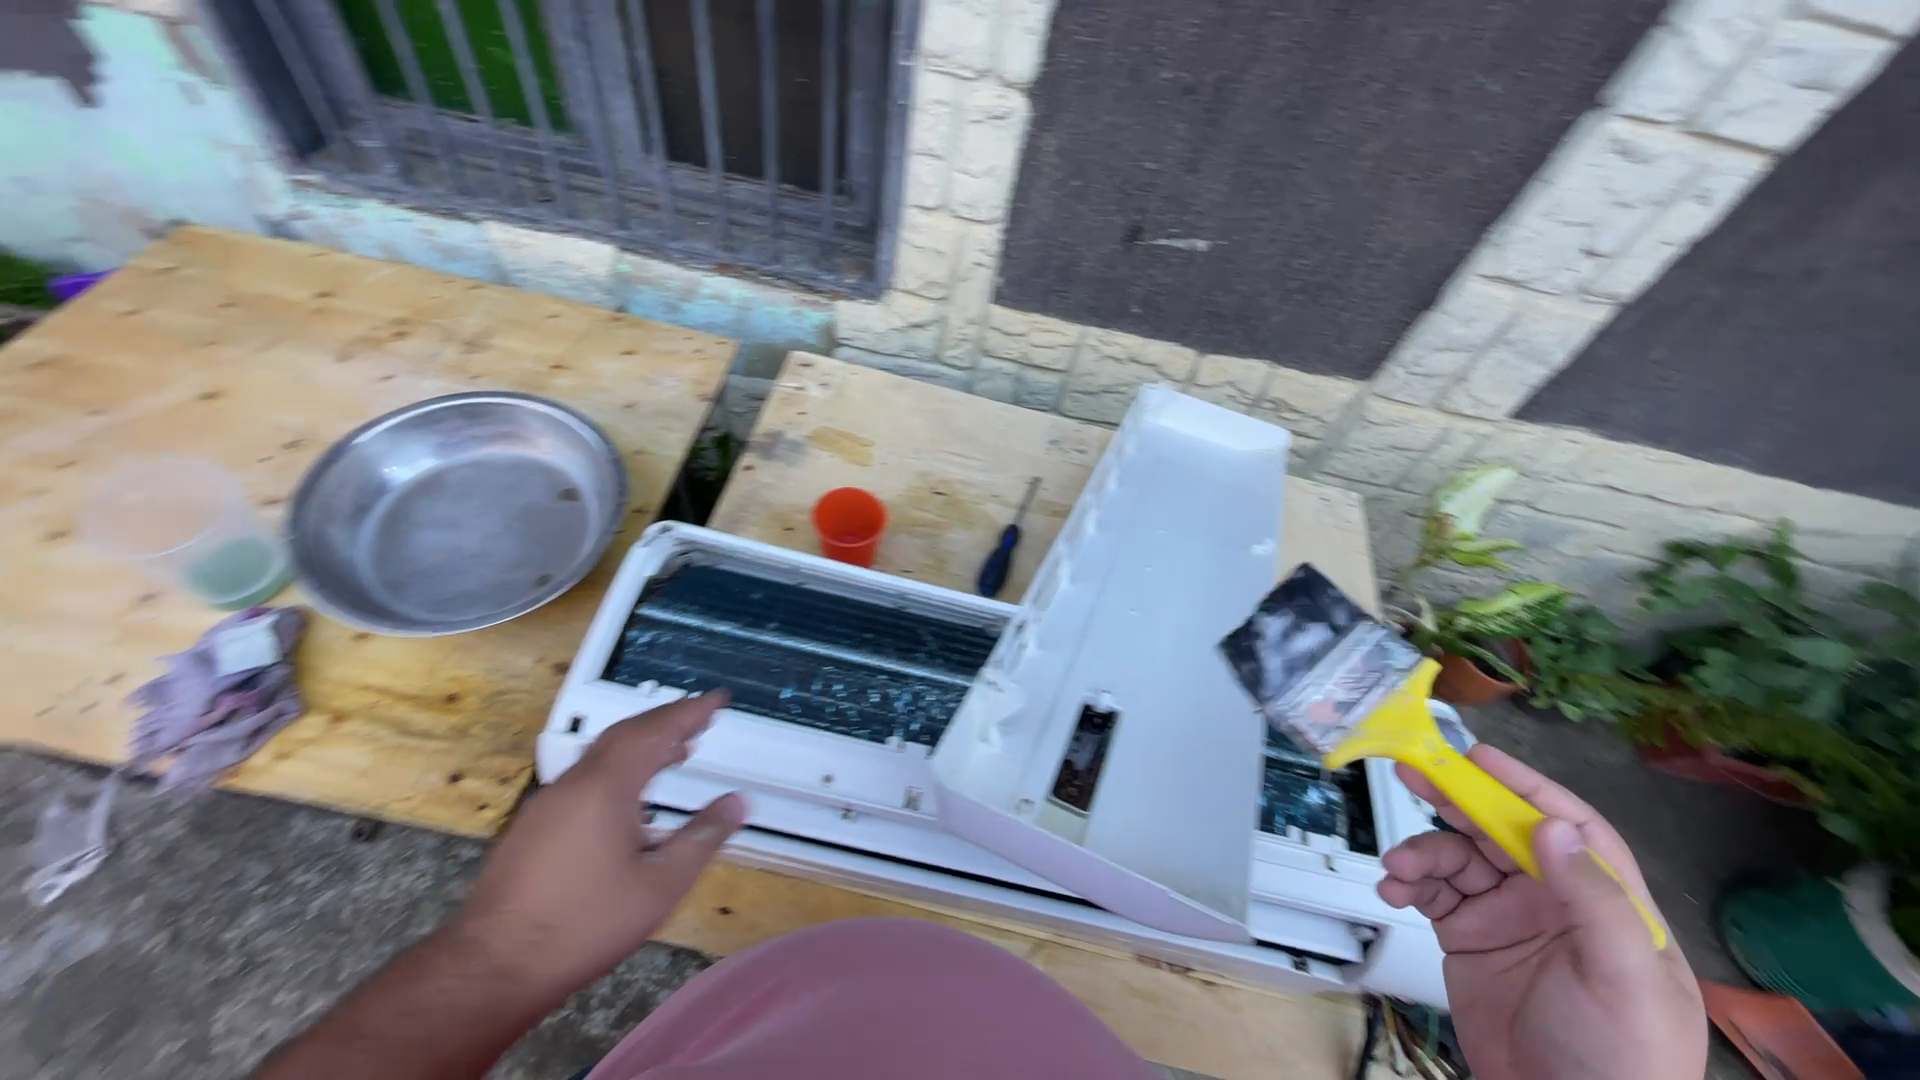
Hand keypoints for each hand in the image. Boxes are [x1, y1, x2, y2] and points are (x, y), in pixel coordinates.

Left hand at [446, 693, 745, 998]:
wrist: (492, 968)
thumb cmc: (585, 924)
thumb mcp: (660, 885)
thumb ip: (702, 838)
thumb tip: (738, 802)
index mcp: (606, 787)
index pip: (655, 732)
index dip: (690, 712)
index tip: (718, 697)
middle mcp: (573, 784)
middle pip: (624, 735)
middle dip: (666, 723)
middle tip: (700, 720)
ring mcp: (547, 806)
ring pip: (601, 758)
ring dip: (642, 746)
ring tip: (676, 753)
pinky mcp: (533, 829)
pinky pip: (585, 780)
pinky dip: (619, 771)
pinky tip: (631, 801)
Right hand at [1377, 744, 1705, 1079]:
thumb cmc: (1619, 1059)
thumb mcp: (1624, 982)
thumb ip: (1594, 901)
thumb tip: (1553, 825)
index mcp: (1604, 903)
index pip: (1568, 828)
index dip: (1524, 787)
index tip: (1477, 758)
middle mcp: (1552, 900)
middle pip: (1499, 831)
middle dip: (1455, 801)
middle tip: (1412, 774)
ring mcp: (1506, 917)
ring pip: (1456, 858)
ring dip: (1422, 853)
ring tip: (1399, 869)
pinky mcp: (1467, 937)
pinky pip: (1430, 891)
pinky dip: (1407, 883)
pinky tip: (1394, 891)